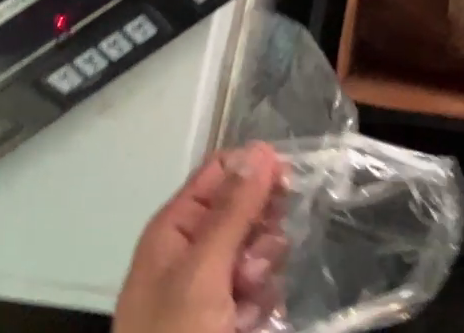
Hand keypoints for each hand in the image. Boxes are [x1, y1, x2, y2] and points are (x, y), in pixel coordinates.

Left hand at [114, 142, 288, 332]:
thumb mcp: (202, 272)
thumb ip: (233, 210)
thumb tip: (262, 149)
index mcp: (176, 227)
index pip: (223, 172)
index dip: (257, 172)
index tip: (288, 183)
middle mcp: (194, 248)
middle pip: (249, 210)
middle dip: (261, 235)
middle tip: (251, 264)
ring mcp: (213, 283)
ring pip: (263, 250)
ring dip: (263, 274)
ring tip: (244, 306)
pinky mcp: (231, 313)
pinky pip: (265, 287)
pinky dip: (263, 303)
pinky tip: (250, 322)